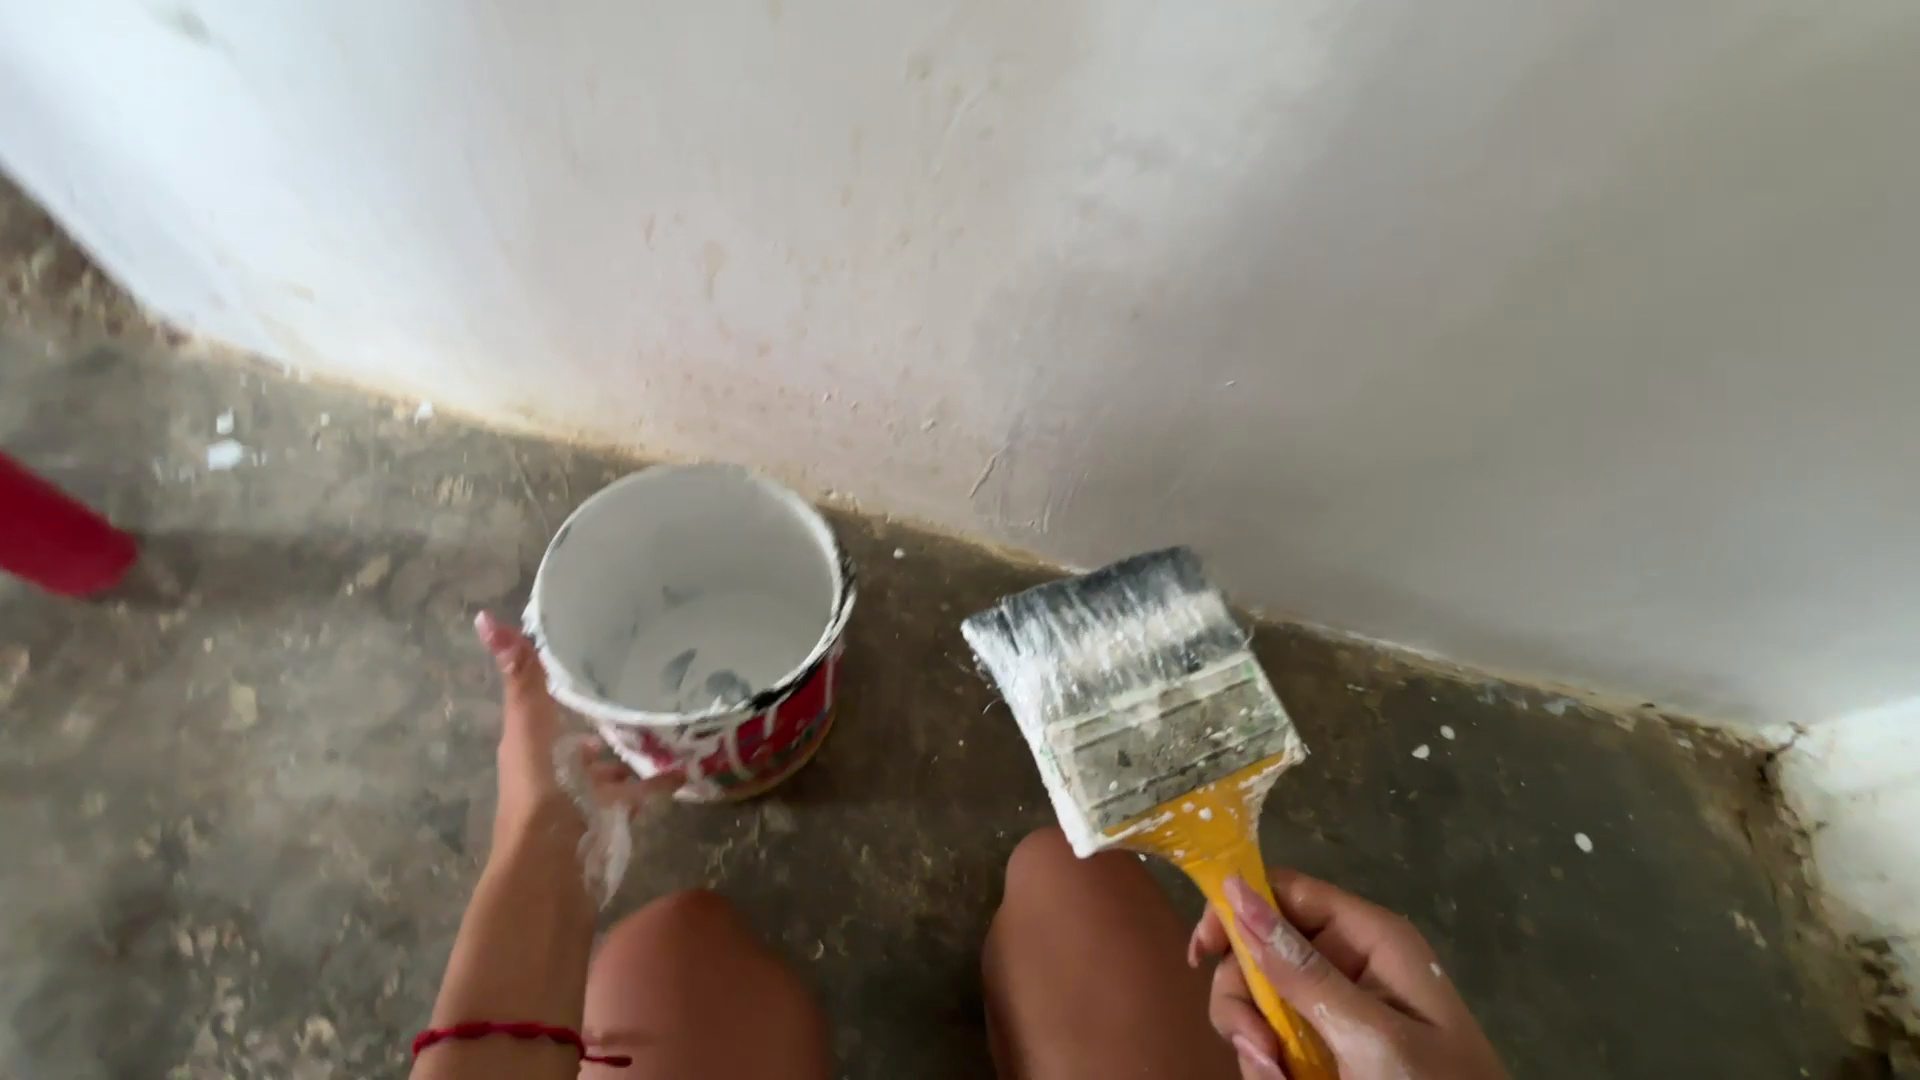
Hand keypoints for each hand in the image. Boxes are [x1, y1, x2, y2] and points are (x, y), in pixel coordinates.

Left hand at [473, 611, 680, 842]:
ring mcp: (582, 795)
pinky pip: (638, 794)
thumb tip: (486, 620)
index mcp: (531, 745)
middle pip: (580, 737)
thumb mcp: (530, 726)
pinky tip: (685, 771)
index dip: (565, 679)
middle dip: (604, 720)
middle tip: (644, 689)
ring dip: (631, 753)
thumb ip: (522, 679)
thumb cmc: (541, 790)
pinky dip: (659, 783)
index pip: (546, 703)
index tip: (599, 653)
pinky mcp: (608, 818)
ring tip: (670, 727)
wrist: (553, 865)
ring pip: (609, 767)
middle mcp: (554, 768)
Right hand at [1187, 869, 1507, 1079]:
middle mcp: (1345, 960)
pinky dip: (1266, 1064)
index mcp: (1367, 937)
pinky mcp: (1323, 1045)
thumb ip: (1301, 969)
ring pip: (1255, 996)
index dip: (1235, 908)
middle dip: (1245, 998)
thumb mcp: (1371, 1038)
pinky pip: (1267, 1036)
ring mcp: (1332, 1005)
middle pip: (1257, 948)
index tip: (1203, 953)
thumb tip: (1235, 888)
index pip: (1282, 890)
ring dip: (1253, 1040)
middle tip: (1259, 1048)